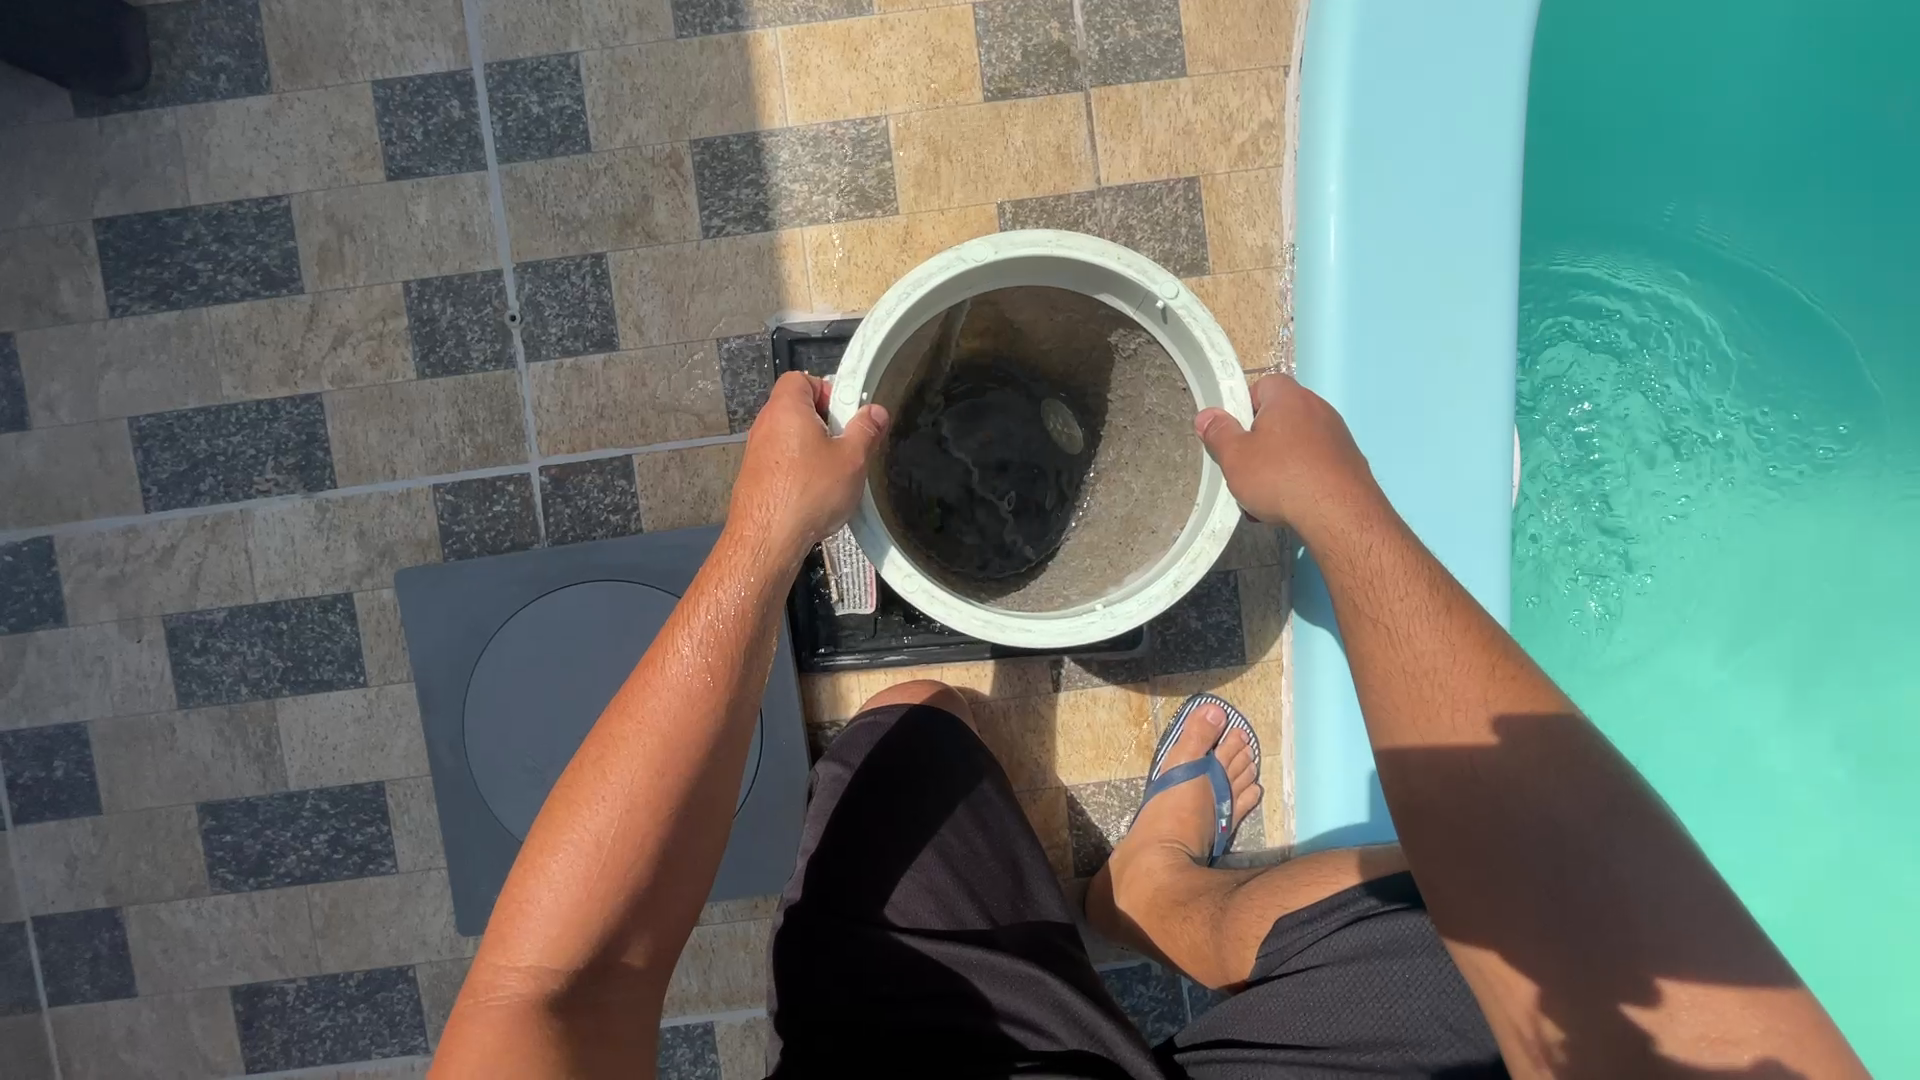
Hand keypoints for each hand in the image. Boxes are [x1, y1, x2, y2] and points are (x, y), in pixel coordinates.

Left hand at [728, 372, 889, 561]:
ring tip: (834, 473)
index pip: (801, 378)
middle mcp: (766, 425)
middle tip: (847, 445)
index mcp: (787, 409)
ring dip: (814, 448)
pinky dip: (800, 469)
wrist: (767, 539)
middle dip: (826, 423)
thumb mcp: (852, 459)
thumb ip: (866, 430)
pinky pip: (782, 461)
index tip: (847, 414)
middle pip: (797, 408)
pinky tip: (815, 493)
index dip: (827, 390)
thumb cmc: (808, 494)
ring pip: (791, 437)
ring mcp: (756, 452)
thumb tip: (876, 412)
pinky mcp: (755, 477)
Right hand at [1195, 374, 1382, 543]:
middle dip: (1260, 440)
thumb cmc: (1280, 477)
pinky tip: (1289, 503)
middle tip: (1245, 466)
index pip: (1264, 384)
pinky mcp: (1349, 460)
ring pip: (1296, 443)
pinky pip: (1314, 462)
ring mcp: (1337, 435)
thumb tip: (1207, 416)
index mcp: (1288, 398)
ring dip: (1278, 462)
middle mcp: (1317, 408)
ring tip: (1265, 494)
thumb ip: (1219, 433)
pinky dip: (1300, 477)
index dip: (1244, 405)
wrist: (1338, 512)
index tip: (1235, 432)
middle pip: (1280, 416)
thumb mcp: (1235, 457)